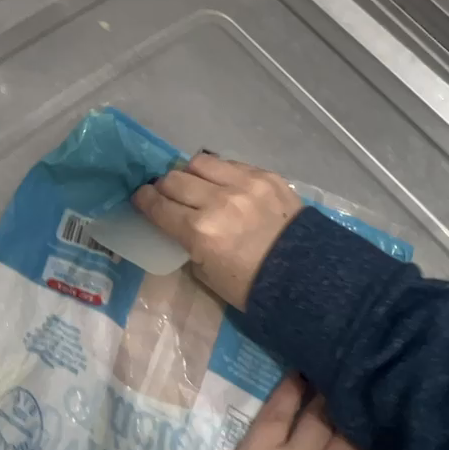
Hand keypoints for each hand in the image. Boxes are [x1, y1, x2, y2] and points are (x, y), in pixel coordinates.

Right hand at [132, 153, 299, 308]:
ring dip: (191, 174)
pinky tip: (226, 186)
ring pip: (200, 162)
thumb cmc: (252, 287)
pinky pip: (231, 163)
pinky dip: (221, 173)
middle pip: (173, 179)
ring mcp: (244, 185)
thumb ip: (188, 244)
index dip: (143, 200)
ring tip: (197, 185)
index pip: (157, 206)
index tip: (140, 198)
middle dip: (164, 187)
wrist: (308, 279)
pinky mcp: (266, 176)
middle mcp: (218, 202)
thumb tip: (178, 225)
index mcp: (200, 232)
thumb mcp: (207, 275)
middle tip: (168, 195)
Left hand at [202, 375, 397, 449]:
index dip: (379, 446)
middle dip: (355, 410)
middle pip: (349, 433)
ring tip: (333, 368)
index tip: (382, 427)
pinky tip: (295, 371)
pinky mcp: (257, 449)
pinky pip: (276, 412)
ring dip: (326, 394)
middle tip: (360, 384)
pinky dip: (288, 389)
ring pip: (317, 416)